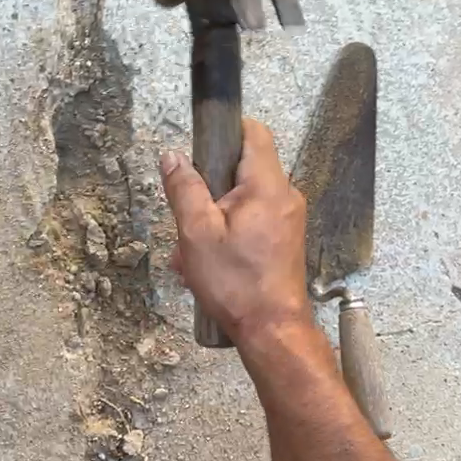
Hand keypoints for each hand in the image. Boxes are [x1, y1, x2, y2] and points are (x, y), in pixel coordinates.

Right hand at [159, 119, 312, 348]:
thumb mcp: (196, 233)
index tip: (199, 151)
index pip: (254, 132)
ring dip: (213, 219)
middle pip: (244, 169)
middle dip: (209, 189)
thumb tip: (172, 156)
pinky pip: (252, 222)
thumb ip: (184, 190)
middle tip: (188, 219)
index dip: (226, 131)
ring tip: (193, 252)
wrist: (271, 329)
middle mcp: (285, 196)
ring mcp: (288, 220)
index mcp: (267, 186)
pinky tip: (209, 263)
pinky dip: (228, 234)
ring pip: (244, 200)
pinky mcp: (285, 240)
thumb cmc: (235, 283)